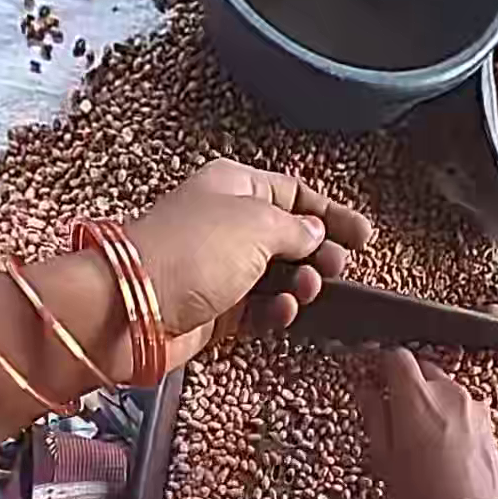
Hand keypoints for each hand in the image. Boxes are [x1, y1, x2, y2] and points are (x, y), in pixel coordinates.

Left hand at [124, 158, 372, 368]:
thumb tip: (315, 234)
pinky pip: (258, 308)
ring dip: (300, 283)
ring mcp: (221, 270)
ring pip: (277, 276)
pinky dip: (275, 310)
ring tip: (309, 289)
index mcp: (235, 187)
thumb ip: (296, 229)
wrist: (133, 306)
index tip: (364, 237)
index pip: (294, 193)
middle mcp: (228, 225)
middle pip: (288, 236)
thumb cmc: (196, 251)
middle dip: (319, 252)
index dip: (330, 213)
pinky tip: (285, 311)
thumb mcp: (258, 224)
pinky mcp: (216, 311)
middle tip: (340, 269)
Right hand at [357, 347, 497, 498]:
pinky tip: (438, 439)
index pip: (396, 357)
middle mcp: (446, 390)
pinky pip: (459, 403)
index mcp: (415, 395)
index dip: (379, 361)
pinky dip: (445, 410)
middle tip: (388, 402)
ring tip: (414, 428)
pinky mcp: (487, 419)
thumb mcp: (382, 454)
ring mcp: (471, 404)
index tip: (370, 372)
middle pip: (421, 367)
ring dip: (426, 395)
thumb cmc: (421, 491)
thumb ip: (373, 413)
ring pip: (442, 385)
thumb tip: (365, 390)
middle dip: (403, 378)